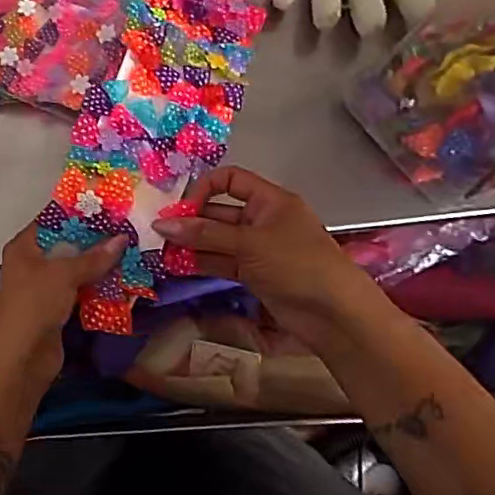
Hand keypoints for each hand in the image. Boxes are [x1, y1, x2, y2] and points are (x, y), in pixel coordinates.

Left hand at [0, 225, 125, 383]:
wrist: (22, 355)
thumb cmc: (36, 304)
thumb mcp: (64, 274)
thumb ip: (94, 257)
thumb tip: (122, 238)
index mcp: (23, 247)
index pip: (50, 220)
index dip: (77, 214)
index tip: (108, 207)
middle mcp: (31, 263)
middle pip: (65, 245)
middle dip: (94, 240)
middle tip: (127, 230)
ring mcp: (42, 287)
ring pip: (74, 269)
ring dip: (98, 265)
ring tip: (131, 253)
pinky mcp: (54, 308)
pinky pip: (78, 290)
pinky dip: (96, 287)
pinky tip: (121, 281)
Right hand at [150, 167, 388, 346]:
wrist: (336, 314)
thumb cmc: (298, 264)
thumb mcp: (249, 244)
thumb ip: (204, 234)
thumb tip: (161, 224)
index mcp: (270, 201)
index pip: (230, 180)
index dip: (203, 189)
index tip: (181, 210)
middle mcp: (262, 220)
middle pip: (218, 212)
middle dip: (190, 222)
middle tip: (159, 234)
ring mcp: (257, 248)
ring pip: (216, 240)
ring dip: (191, 244)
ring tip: (161, 252)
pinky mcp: (253, 274)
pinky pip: (220, 261)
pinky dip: (200, 263)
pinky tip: (177, 267)